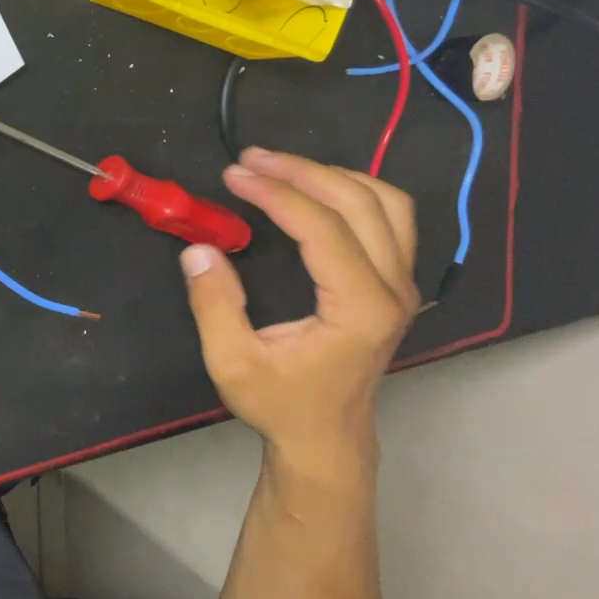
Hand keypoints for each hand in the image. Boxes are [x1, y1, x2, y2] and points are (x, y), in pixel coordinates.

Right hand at [180, 148, 417, 466]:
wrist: (325, 438)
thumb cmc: (279, 404)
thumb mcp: (231, 362)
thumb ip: (215, 305)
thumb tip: (197, 251)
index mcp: (359, 307)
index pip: (324, 229)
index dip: (278, 194)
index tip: (233, 176)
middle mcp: (392, 288)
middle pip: (365, 202)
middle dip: (305, 172)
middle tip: (252, 160)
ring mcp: (401, 286)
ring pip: (388, 204)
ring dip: (334, 176)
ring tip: (280, 168)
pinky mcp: (393, 286)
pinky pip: (388, 220)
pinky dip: (351, 193)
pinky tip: (314, 191)